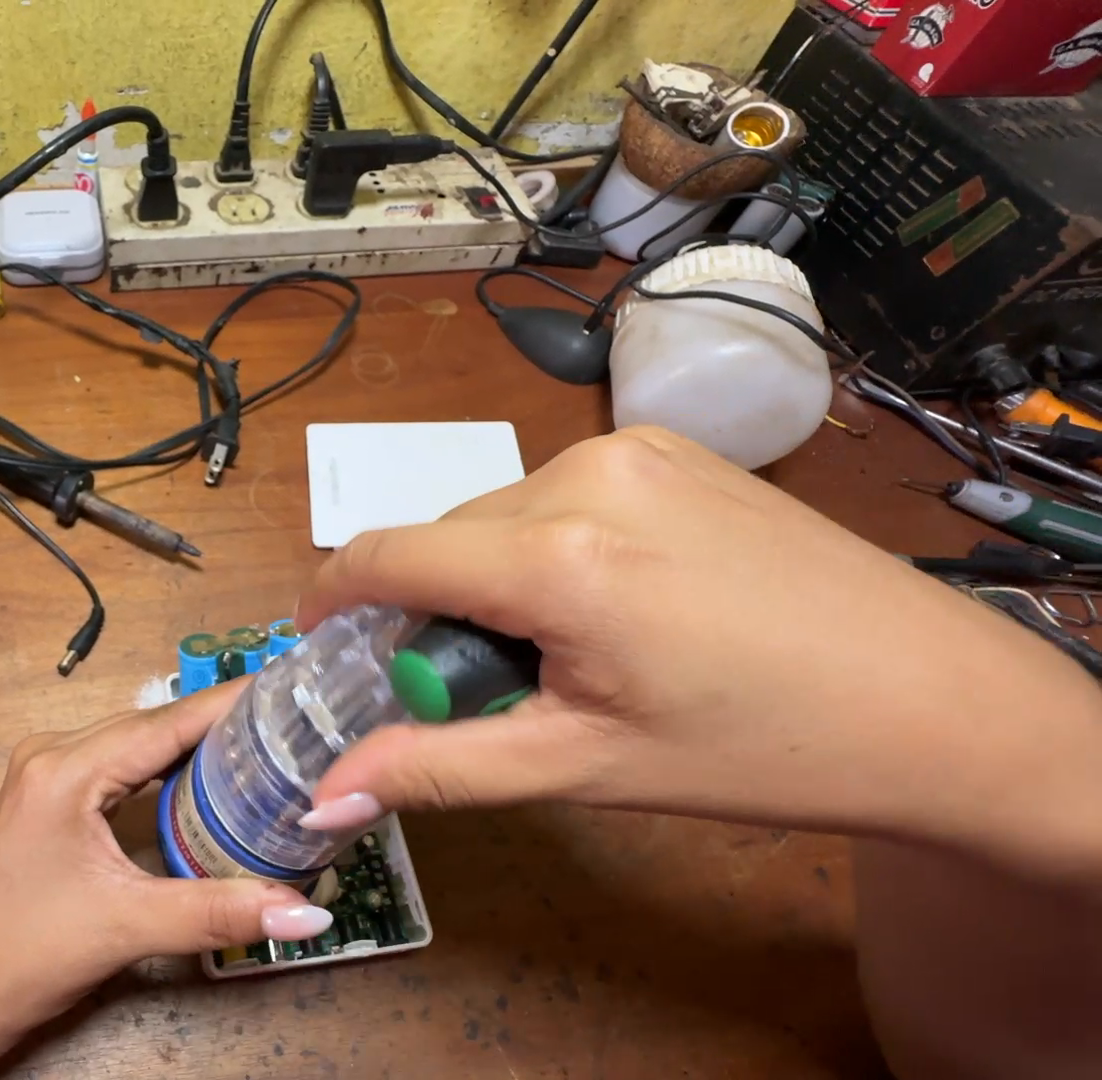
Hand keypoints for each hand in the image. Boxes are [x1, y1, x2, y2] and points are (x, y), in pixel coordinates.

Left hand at [0, 688, 330, 1079]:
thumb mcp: (126, 926)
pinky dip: (163, 766)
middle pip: (151, 727)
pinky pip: (119, 764)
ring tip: (258, 739)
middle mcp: (53, 753)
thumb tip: (308, 909)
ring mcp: (48, 770)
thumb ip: (219, 912)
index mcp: (64, 768)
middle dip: (217, 722)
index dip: (226, 704)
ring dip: (190, 742)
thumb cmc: (25, 955)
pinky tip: (203, 773)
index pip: (163, 724)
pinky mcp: (52, 793)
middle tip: (285, 719)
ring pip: (135, 743)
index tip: (283, 687)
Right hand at [297, 427, 1101, 886]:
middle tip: (479, 679)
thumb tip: (326, 796)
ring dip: (484, 578)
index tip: (319, 637)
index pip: (385, 555)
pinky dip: (534, 544)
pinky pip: (546, 493)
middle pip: (440, 538)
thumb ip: (437, 770)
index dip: (331, 596)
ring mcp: (627, 449)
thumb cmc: (759, 749)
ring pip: (490, 515)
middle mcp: (581, 475)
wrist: (948, 704)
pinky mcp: (661, 444)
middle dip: (429, 607)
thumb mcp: (582, 768)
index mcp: (557, 558)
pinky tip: (601, 594)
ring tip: (555, 643)